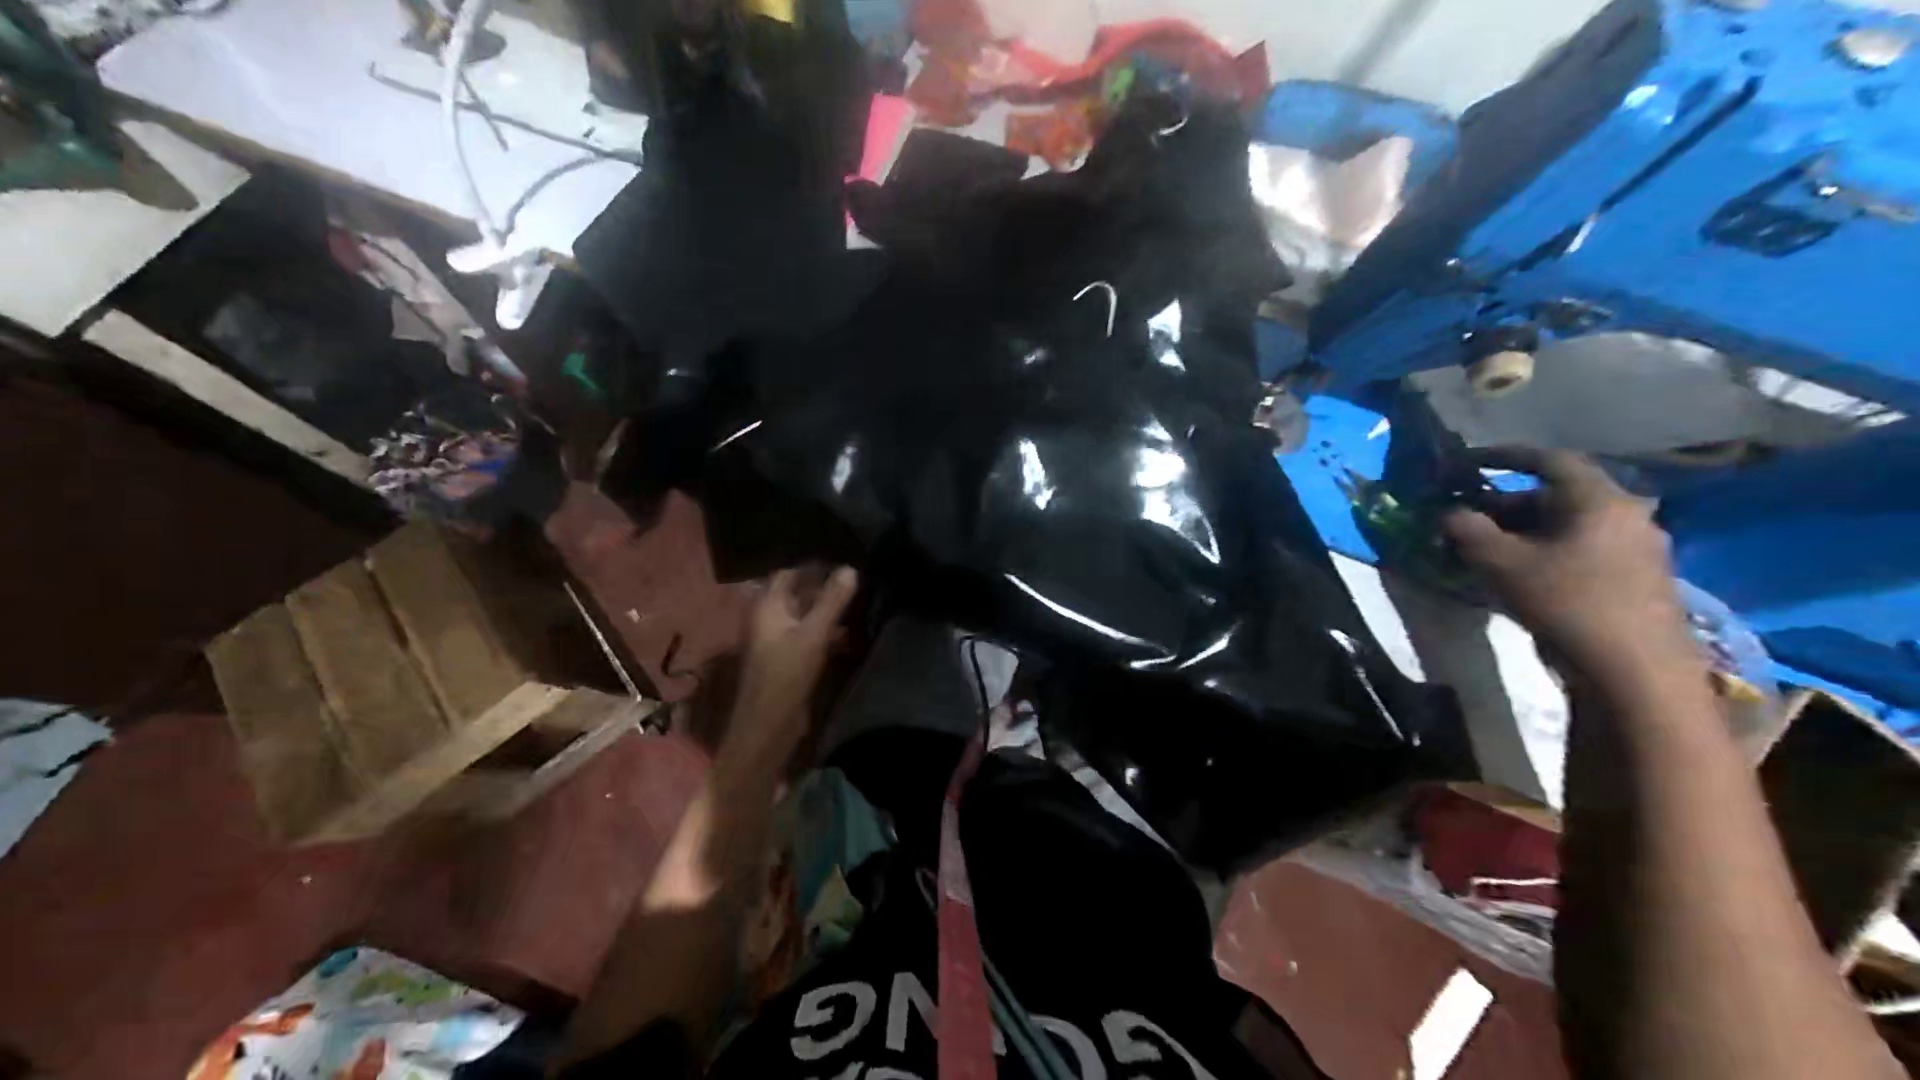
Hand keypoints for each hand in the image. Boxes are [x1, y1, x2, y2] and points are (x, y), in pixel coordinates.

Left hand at [728, 566, 859, 754]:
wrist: (767, 721)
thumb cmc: (787, 672)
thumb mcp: (815, 633)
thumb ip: (832, 601)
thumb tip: (850, 569)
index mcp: (767, 606)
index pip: (788, 574)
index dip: (812, 568)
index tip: (841, 566)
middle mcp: (766, 618)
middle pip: (794, 594)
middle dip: (820, 589)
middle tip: (851, 585)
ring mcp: (772, 639)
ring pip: (800, 616)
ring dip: (822, 611)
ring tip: (852, 607)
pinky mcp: (782, 658)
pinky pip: (802, 635)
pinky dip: (820, 631)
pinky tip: (843, 636)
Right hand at [1442, 449, 1696, 687]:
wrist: (1634, 669)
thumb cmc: (1566, 602)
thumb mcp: (1500, 563)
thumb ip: (1466, 530)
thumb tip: (1448, 512)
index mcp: (1599, 500)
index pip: (1550, 460)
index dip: (1506, 455)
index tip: (1470, 460)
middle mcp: (1627, 515)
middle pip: (1557, 496)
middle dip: (1506, 505)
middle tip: (1468, 521)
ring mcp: (1638, 547)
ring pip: (1569, 525)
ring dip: (1524, 532)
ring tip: (1487, 551)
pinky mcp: (1639, 578)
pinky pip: (1583, 548)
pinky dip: (1547, 550)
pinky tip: (1522, 574)